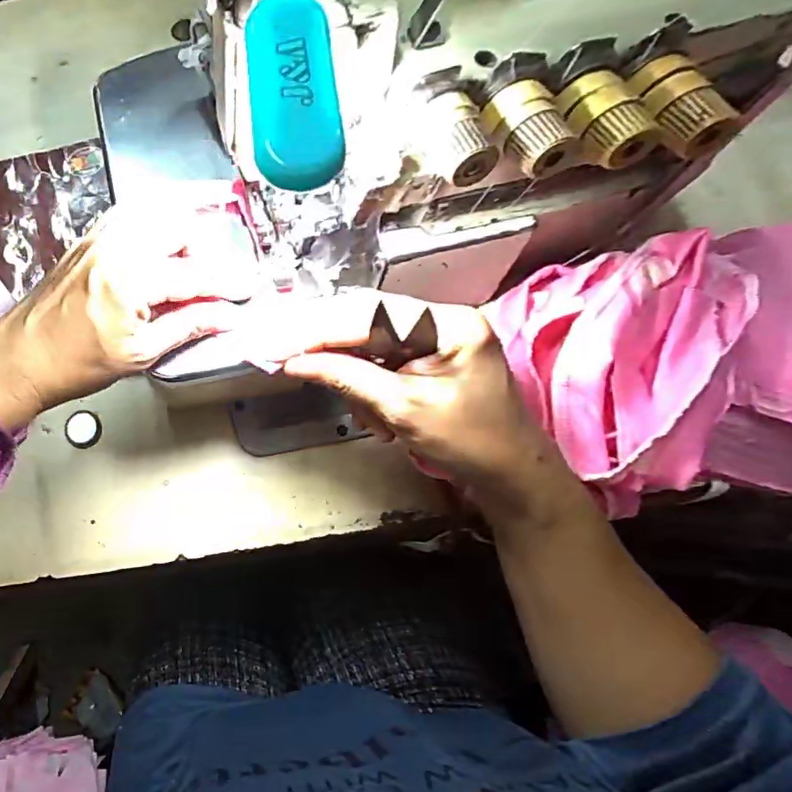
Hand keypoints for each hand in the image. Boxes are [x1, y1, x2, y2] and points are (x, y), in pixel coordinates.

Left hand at [0, 200, 255, 428]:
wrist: (24, 355)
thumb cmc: (73, 361)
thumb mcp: (140, 354)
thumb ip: (187, 326)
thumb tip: (224, 316)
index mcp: (131, 279)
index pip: (197, 275)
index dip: (229, 284)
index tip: (249, 290)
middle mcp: (116, 246)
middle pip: (183, 228)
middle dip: (210, 252)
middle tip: (220, 279)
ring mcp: (101, 235)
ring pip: (159, 206)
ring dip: (189, 217)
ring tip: (210, 229)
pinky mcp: (91, 235)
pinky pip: (134, 208)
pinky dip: (160, 208)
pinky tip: (172, 220)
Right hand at [276, 291, 582, 524]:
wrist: (510, 475)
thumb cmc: (471, 443)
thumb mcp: (404, 409)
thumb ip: (348, 378)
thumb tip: (298, 362)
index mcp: (448, 324)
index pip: (369, 316)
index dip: (320, 331)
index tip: (282, 346)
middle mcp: (441, 322)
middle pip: (365, 324)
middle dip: (333, 354)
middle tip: (288, 362)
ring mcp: (434, 341)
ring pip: (367, 348)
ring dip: (357, 385)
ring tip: (374, 421)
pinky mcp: (426, 361)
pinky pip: (380, 365)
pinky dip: (370, 392)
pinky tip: (382, 421)